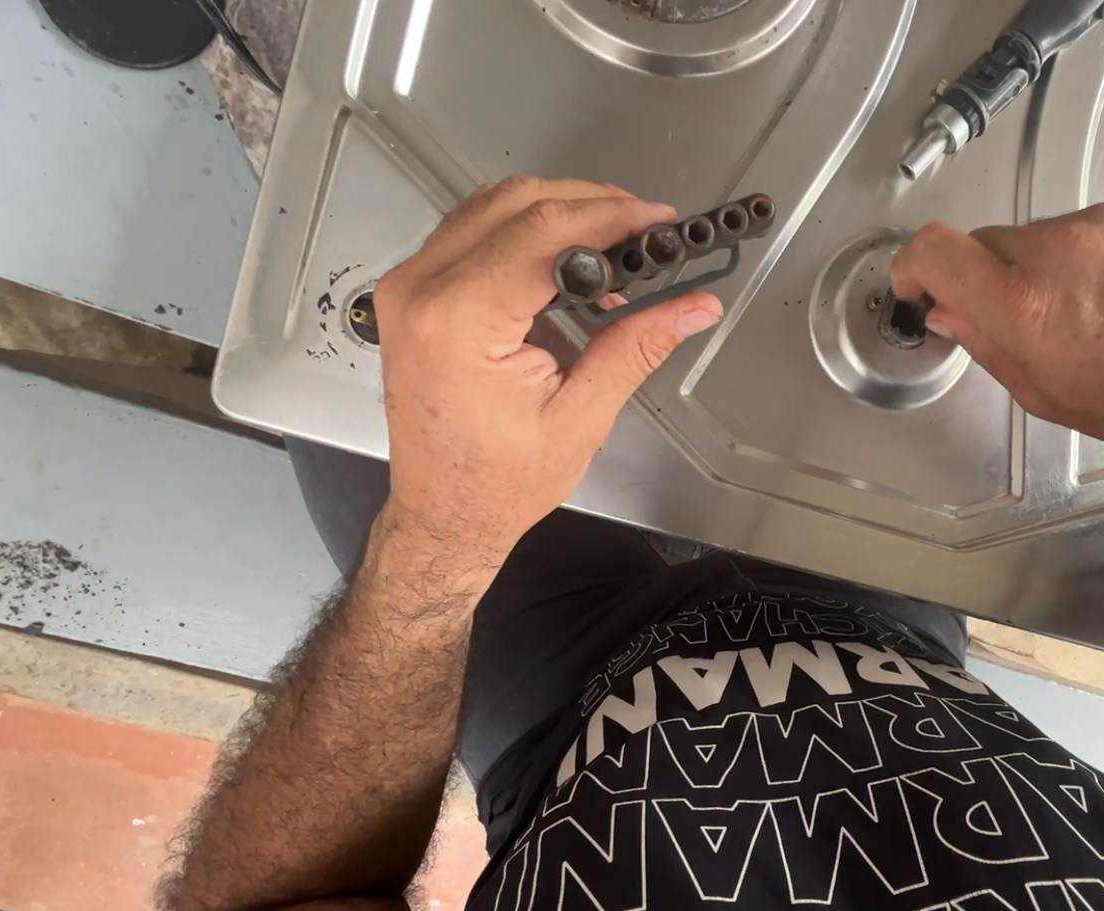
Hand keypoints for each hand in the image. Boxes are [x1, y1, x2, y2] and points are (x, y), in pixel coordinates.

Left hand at [368, 177, 722, 577]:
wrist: (444, 514)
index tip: (657, 222)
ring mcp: (409, 287)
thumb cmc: (500, 485)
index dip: (611, 216)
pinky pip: (472, 232)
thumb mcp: (581, 418)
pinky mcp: (413, 294)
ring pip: (491, 206)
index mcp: (459, 322)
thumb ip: (636, 348)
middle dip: (590, 206)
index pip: (544, 232)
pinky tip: (567, 268)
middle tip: (644, 233)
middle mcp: (421, 290)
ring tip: (613, 253)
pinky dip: (526, 234)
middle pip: (516, 203)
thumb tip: (694, 306)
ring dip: (559, 215)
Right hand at [889, 201, 1103, 474]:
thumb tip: (950, 311)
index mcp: (1023, 305)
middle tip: (1011, 316)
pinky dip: (1084, 257)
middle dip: (986, 278)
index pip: (935, 250)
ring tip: (1082, 314)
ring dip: (1040, 268)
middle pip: (986, 243)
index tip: (917, 279)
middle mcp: (1059, 251)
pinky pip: (1087, 229)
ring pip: (1038, 236)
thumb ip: (984, 341)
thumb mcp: (1041, 390)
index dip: (914, 265)